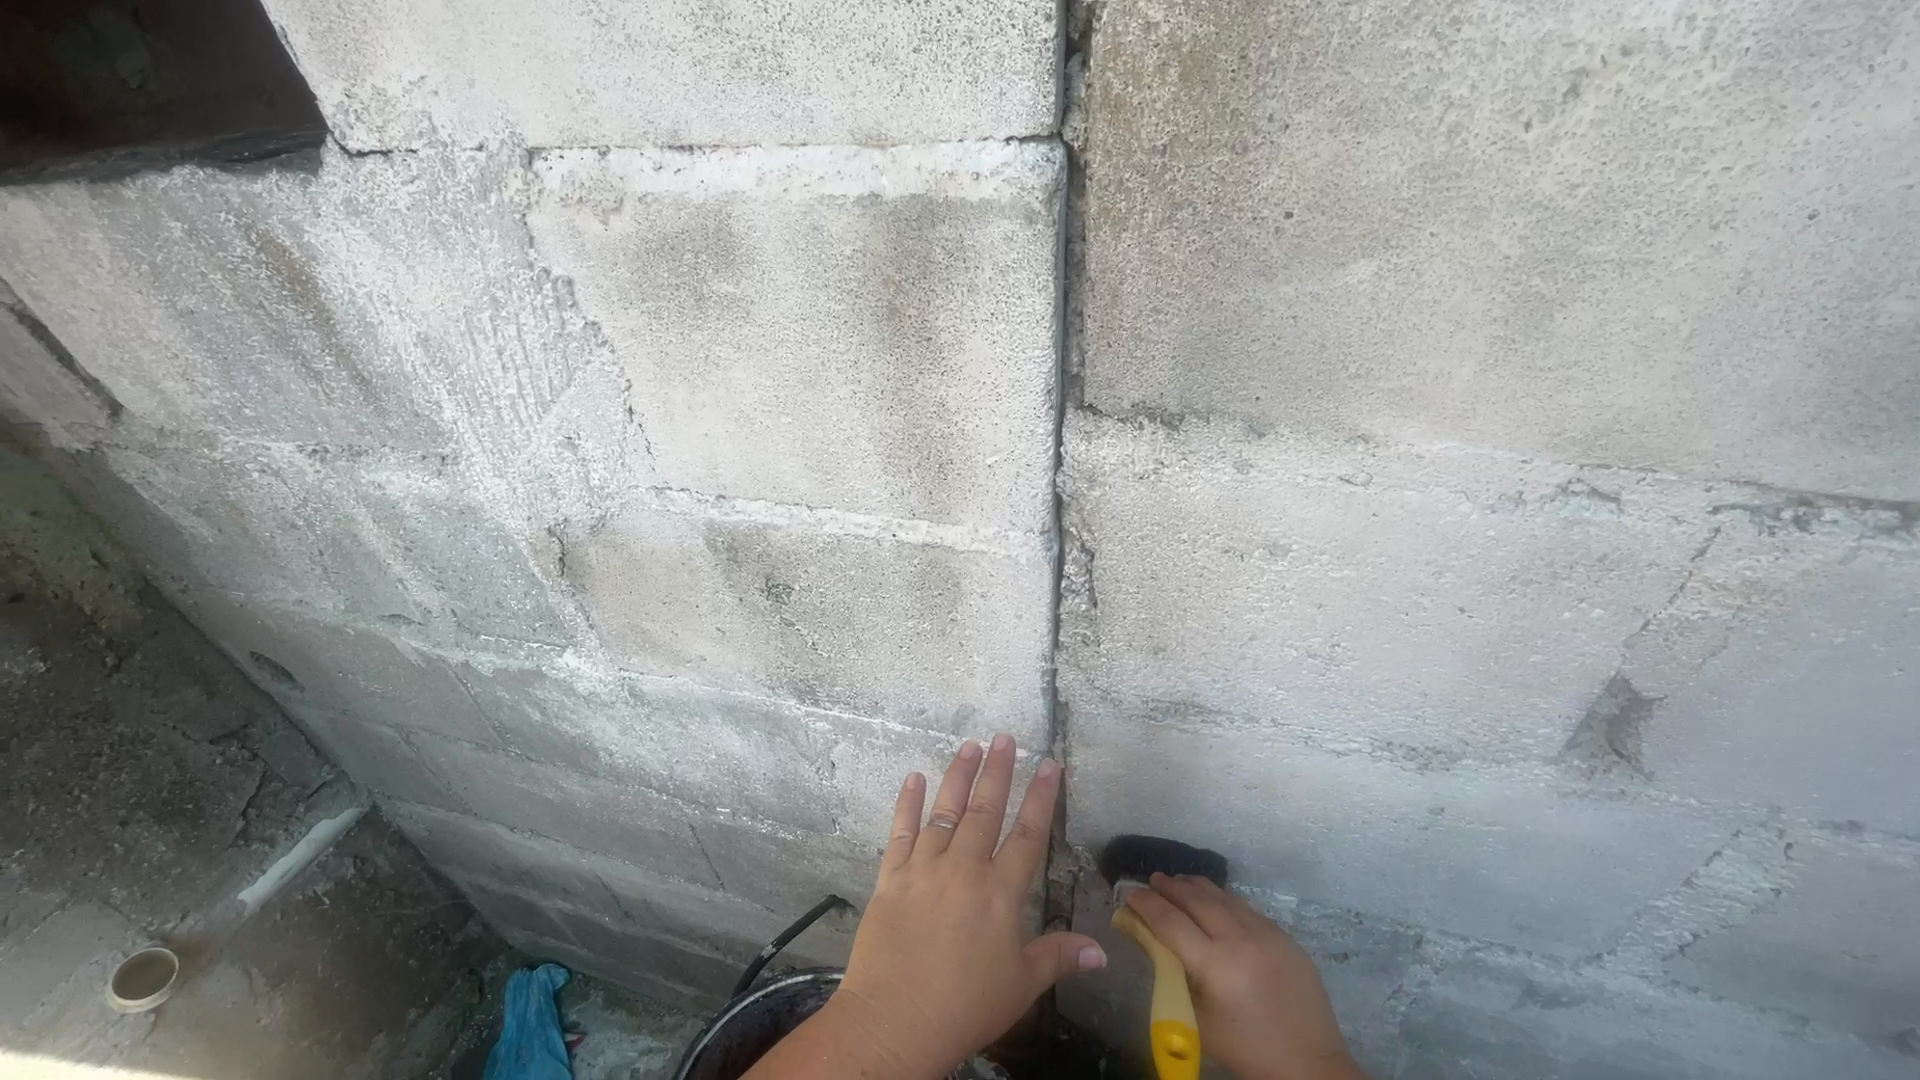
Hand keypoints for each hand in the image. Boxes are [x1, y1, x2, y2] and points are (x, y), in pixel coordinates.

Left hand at [772, 735, 1106, 1078]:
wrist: (894, 1022)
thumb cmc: (965, 1007)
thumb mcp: (1021, 986)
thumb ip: (1058, 957)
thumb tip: (1100, 951)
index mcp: (1000, 893)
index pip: (1028, 834)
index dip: (1041, 797)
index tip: (1049, 764)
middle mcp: (963, 870)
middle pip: (985, 810)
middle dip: (998, 771)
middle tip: (1004, 737)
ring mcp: (924, 870)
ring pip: (944, 812)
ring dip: (958, 776)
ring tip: (969, 745)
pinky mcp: (890, 878)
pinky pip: (900, 832)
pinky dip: (907, 803)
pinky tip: (913, 777)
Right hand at [1125, 875, 1361, 1079]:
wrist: (1308, 1064)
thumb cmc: (1244, 1049)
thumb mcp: (1196, 1018)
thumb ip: (1170, 972)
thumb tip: (1146, 935)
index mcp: (1216, 966)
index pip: (1170, 921)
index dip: (1146, 904)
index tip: (1129, 894)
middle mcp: (1241, 941)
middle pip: (1196, 899)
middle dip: (1170, 887)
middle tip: (1152, 880)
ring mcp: (1267, 935)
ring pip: (1223, 897)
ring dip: (1196, 887)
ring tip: (1178, 882)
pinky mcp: (1285, 937)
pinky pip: (1245, 908)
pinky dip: (1222, 900)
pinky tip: (1213, 902)